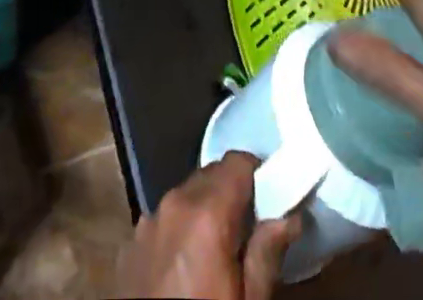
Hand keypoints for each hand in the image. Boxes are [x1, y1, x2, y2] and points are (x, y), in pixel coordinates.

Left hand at [113, 151, 302, 299]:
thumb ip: (267, 254)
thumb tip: (290, 216)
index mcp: (205, 213)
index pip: (234, 164)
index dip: (256, 171)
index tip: (274, 190)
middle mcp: (172, 204)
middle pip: (209, 175)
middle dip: (234, 190)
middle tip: (257, 221)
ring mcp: (147, 220)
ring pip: (185, 195)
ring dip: (206, 207)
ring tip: (226, 244)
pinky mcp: (132, 240)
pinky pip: (164, 218)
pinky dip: (182, 226)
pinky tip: (192, 259)